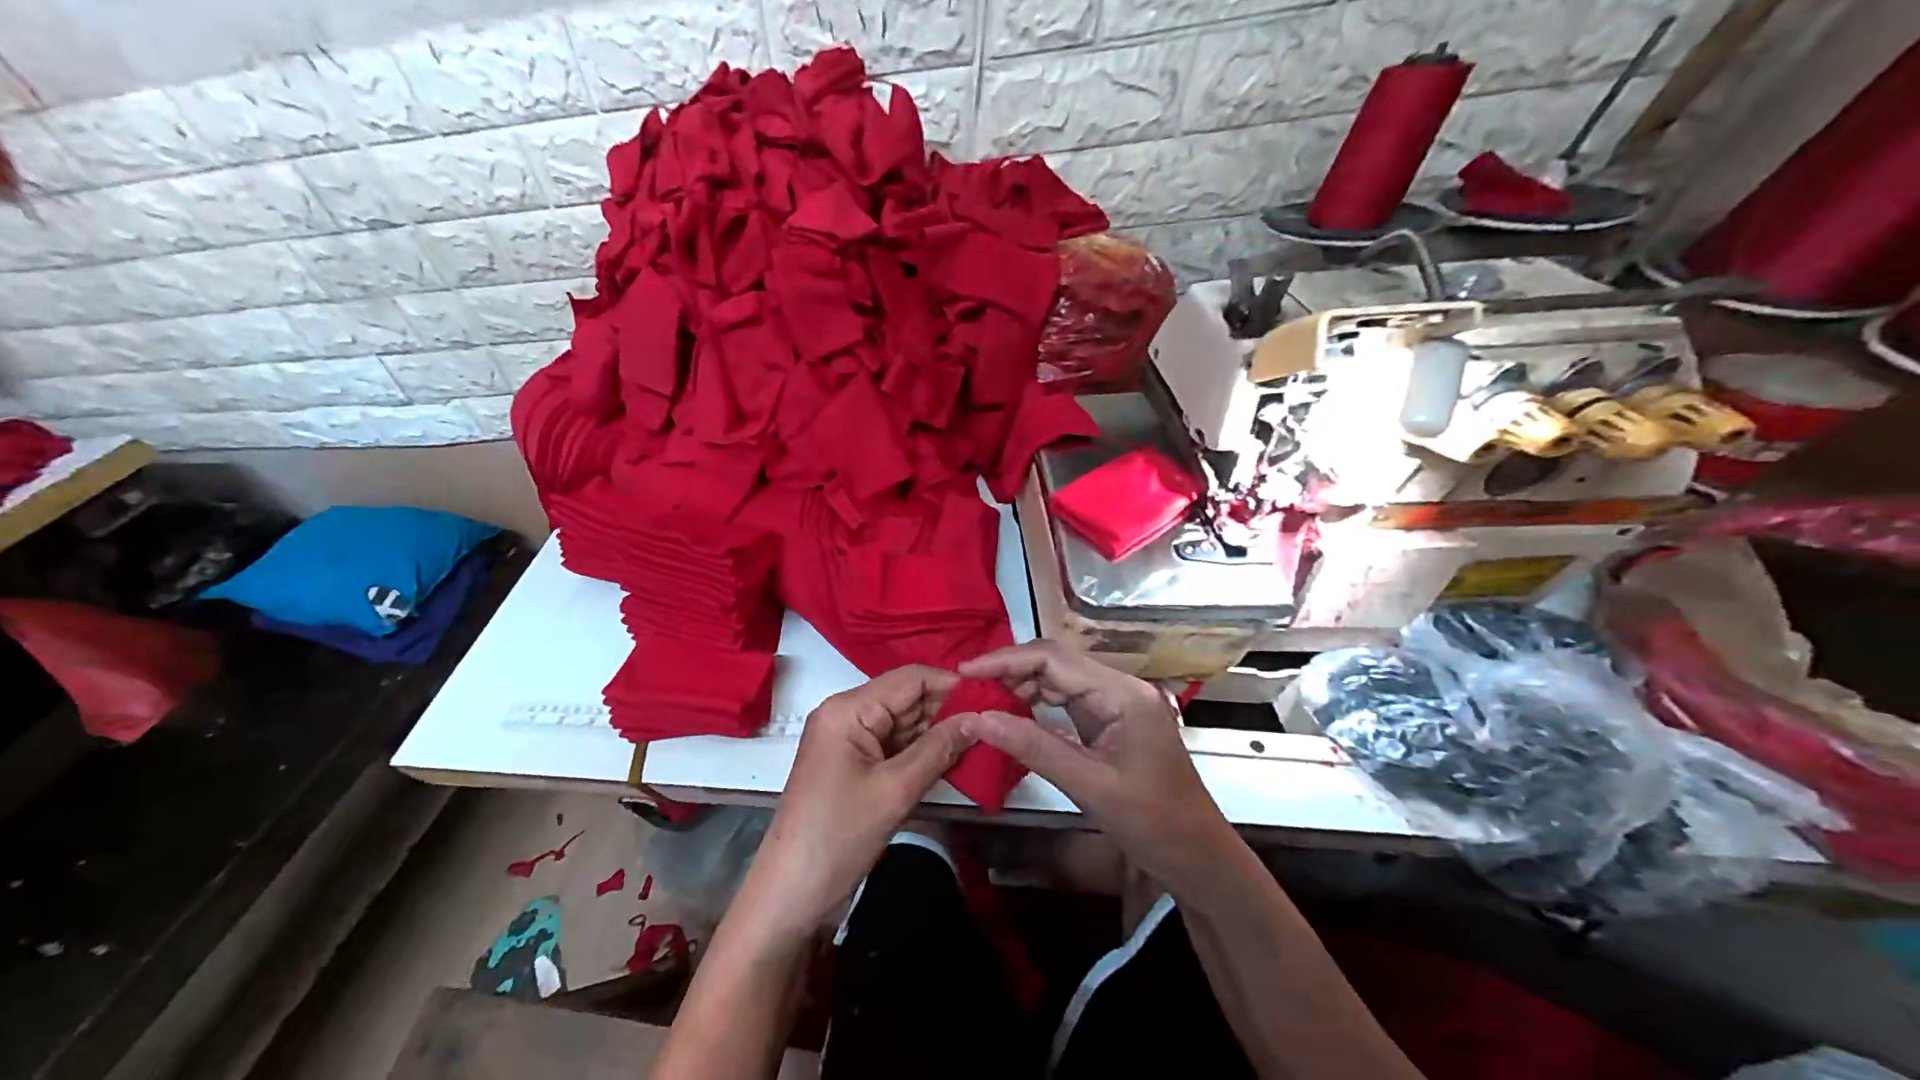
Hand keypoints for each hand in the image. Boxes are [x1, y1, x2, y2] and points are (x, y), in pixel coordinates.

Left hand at [751, 665, 974, 930]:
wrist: (792, 893)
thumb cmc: (839, 836)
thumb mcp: (895, 791)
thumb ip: (939, 748)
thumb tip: (981, 717)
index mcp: (848, 709)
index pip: (910, 678)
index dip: (952, 684)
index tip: (994, 698)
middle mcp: (846, 713)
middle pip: (908, 697)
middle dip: (949, 708)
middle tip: (996, 722)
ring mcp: (849, 738)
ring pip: (905, 722)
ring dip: (940, 730)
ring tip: (985, 738)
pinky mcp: (854, 762)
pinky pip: (895, 744)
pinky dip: (923, 750)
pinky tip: (956, 757)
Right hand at [957, 642, 1239, 890]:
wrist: (1196, 855)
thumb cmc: (1152, 824)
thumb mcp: (1089, 785)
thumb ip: (1033, 747)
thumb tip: (979, 719)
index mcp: (1123, 694)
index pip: (1054, 660)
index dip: (1006, 661)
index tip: (966, 672)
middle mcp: (1121, 688)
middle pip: (1057, 663)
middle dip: (1010, 671)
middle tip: (968, 688)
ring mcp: (1118, 703)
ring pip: (1060, 680)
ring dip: (1021, 686)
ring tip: (982, 700)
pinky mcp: (1113, 720)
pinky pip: (1068, 701)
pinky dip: (1037, 704)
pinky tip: (1012, 714)